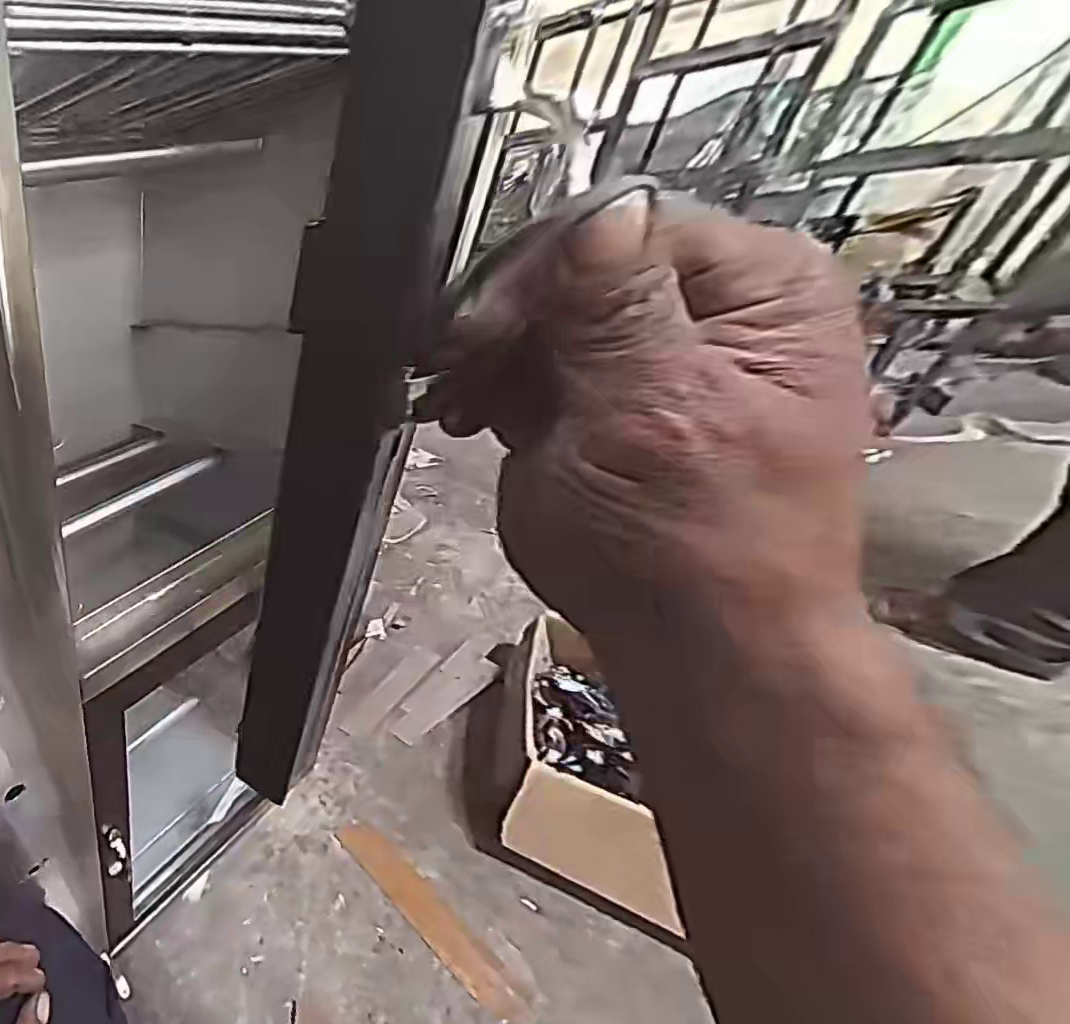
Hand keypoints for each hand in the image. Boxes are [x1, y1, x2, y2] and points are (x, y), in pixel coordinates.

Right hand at [423, 194, 869, 638]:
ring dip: (479, 355)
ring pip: (528, 322)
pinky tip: (460, 414)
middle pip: (569, 272)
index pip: (627, 230)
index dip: (545, 268)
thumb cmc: (693, 536)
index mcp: (750, 295)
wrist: (677, 629)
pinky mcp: (571, 406)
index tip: (483, 324)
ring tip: (455, 400)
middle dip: (502, 316)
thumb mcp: (661, 412)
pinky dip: (475, 386)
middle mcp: (685, 318)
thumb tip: (602, 212)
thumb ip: (621, 313)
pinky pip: (510, 369)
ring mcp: (621, 365)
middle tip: (457, 361)